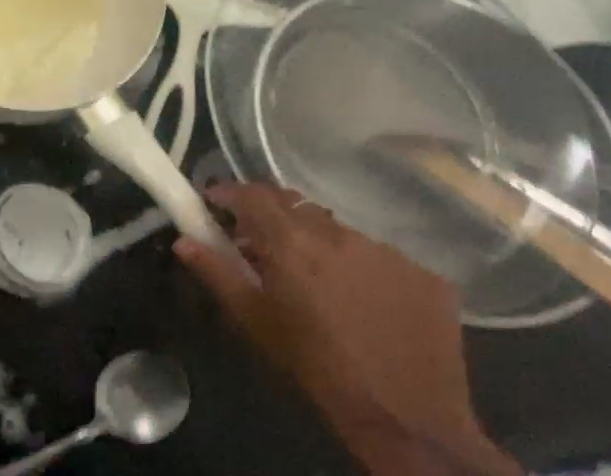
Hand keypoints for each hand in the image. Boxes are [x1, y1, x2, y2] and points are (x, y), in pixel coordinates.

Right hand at [176, 183, 520, 475]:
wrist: (407, 418)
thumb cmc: (315, 366)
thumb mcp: (255, 321)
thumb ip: (217, 272)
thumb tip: (183, 241)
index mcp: (292, 243)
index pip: (255, 195)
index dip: (231, 192)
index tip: (216, 201)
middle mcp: (340, 236)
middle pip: (298, 207)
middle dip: (274, 218)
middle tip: (262, 245)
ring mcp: (389, 253)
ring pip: (341, 232)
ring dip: (320, 244)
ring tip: (317, 280)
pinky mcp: (427, 276)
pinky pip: (383, 258)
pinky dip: (363, 269)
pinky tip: (363, 303)